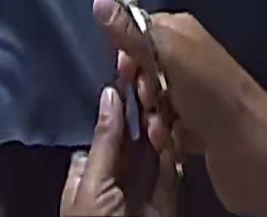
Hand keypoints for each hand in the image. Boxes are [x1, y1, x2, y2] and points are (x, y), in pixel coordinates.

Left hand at [58, 85, 178, 216]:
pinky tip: (173, 130)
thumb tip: (110, 92)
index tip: (129, 68)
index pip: (108, 122)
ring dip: (160, 123)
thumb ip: (105, 142)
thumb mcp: (92, 187)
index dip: (119, 96)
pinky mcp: (167, 198)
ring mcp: (144, 182)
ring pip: (156, 141)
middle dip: (144, 104)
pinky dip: (175, 147)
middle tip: (148, 82)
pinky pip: (173, 165)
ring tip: (157, 114)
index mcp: (91, 165)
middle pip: (135, 127)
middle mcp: (119, 169)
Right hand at [92, 0, 266, 214]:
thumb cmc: (210, 93)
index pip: (138, 29)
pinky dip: (166, 135)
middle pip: (143, 66)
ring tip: (162, 131)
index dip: (127, 50)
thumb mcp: (167, 55)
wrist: (256, 153)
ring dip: (151, 115)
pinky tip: (172, 144)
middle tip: (147, 100)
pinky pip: (168, 125)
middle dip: (139, 87)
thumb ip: (130, 31)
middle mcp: (187, 57)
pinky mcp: (198, 127)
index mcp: (180, 31)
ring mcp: (194, 93)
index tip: (125, 71)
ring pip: (153, 99)